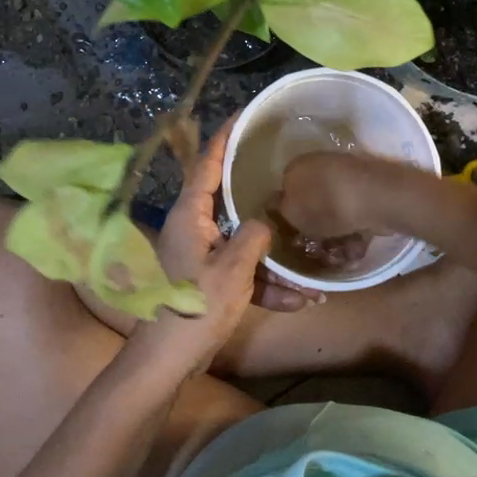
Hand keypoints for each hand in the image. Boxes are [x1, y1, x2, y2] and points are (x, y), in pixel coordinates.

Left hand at [126, 122, 277, 374]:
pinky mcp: (209, 281)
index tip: (245, 114)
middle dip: (259, 191)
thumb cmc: (195, 307)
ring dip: (274, 255)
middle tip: (287, 171)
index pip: (207, 164)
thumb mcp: (233, 269)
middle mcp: (193, 228)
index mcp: (190, 215)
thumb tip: (268, 220)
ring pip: (243, 242)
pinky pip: (244, 272)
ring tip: (309, 260)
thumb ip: (254, 235)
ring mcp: (201, 256)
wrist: (168, 361)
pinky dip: (267, 284)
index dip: (225, 137)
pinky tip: (299, 300)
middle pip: (229, 199)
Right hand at [272, 151, 423, 241]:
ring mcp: (346, 177)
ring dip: (334, 235)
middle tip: (315, 249)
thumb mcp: (292, 211)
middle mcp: (319, 166)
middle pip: (310, 201)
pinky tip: (355, 249)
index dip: (286, 214)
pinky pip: (354, 215)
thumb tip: (273, 204)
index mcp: (297, 167)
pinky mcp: (367, 191)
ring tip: (338, 255)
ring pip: (333, 211)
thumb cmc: (325, 205)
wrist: (376, 198)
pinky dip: (354, 232)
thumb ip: (279, 209)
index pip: (284, 190)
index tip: (290, 235)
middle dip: (313, 227)